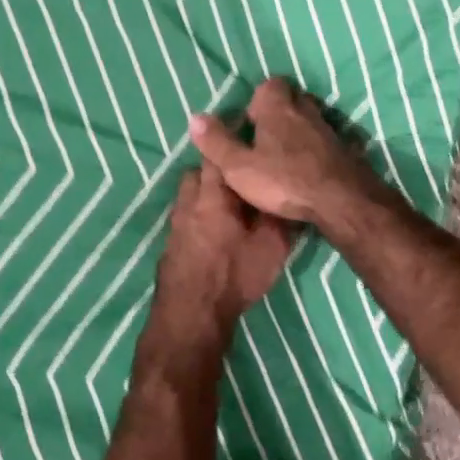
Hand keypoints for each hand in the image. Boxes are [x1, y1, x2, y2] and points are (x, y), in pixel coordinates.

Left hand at [155, 161, 293, 340]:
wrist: (192, 314)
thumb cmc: (234, 274)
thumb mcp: (272, 246)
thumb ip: (280, 216)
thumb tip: (288, 193)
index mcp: (213, 194)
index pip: (217, 154)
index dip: (233, 146)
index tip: (250, 145)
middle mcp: (189, 202)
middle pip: (200, 173)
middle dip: (219, 171)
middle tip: (244, 182)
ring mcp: (176, 223)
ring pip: (191, 195)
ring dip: (208, 195)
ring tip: (232, 209)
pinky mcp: (171, 244)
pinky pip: (186, 218)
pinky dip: (200, 217)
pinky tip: (217, 234)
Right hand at [187, 78, 390, 226]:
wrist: (341, 199)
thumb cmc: (284, 180)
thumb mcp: (239, 167)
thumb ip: (217, 142)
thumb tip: (195, 117)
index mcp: (278, 109)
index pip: (270, 85)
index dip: (258, 99)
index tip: (248, 121)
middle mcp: (306, 111)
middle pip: (292, 99)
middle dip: (279, 112)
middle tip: (264, 136)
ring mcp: (329, 130)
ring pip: (311, 119)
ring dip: (299, 130)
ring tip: (284, 154)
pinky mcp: (345, 149)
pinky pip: (326, 141)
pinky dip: (316, 149)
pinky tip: (309, 168)